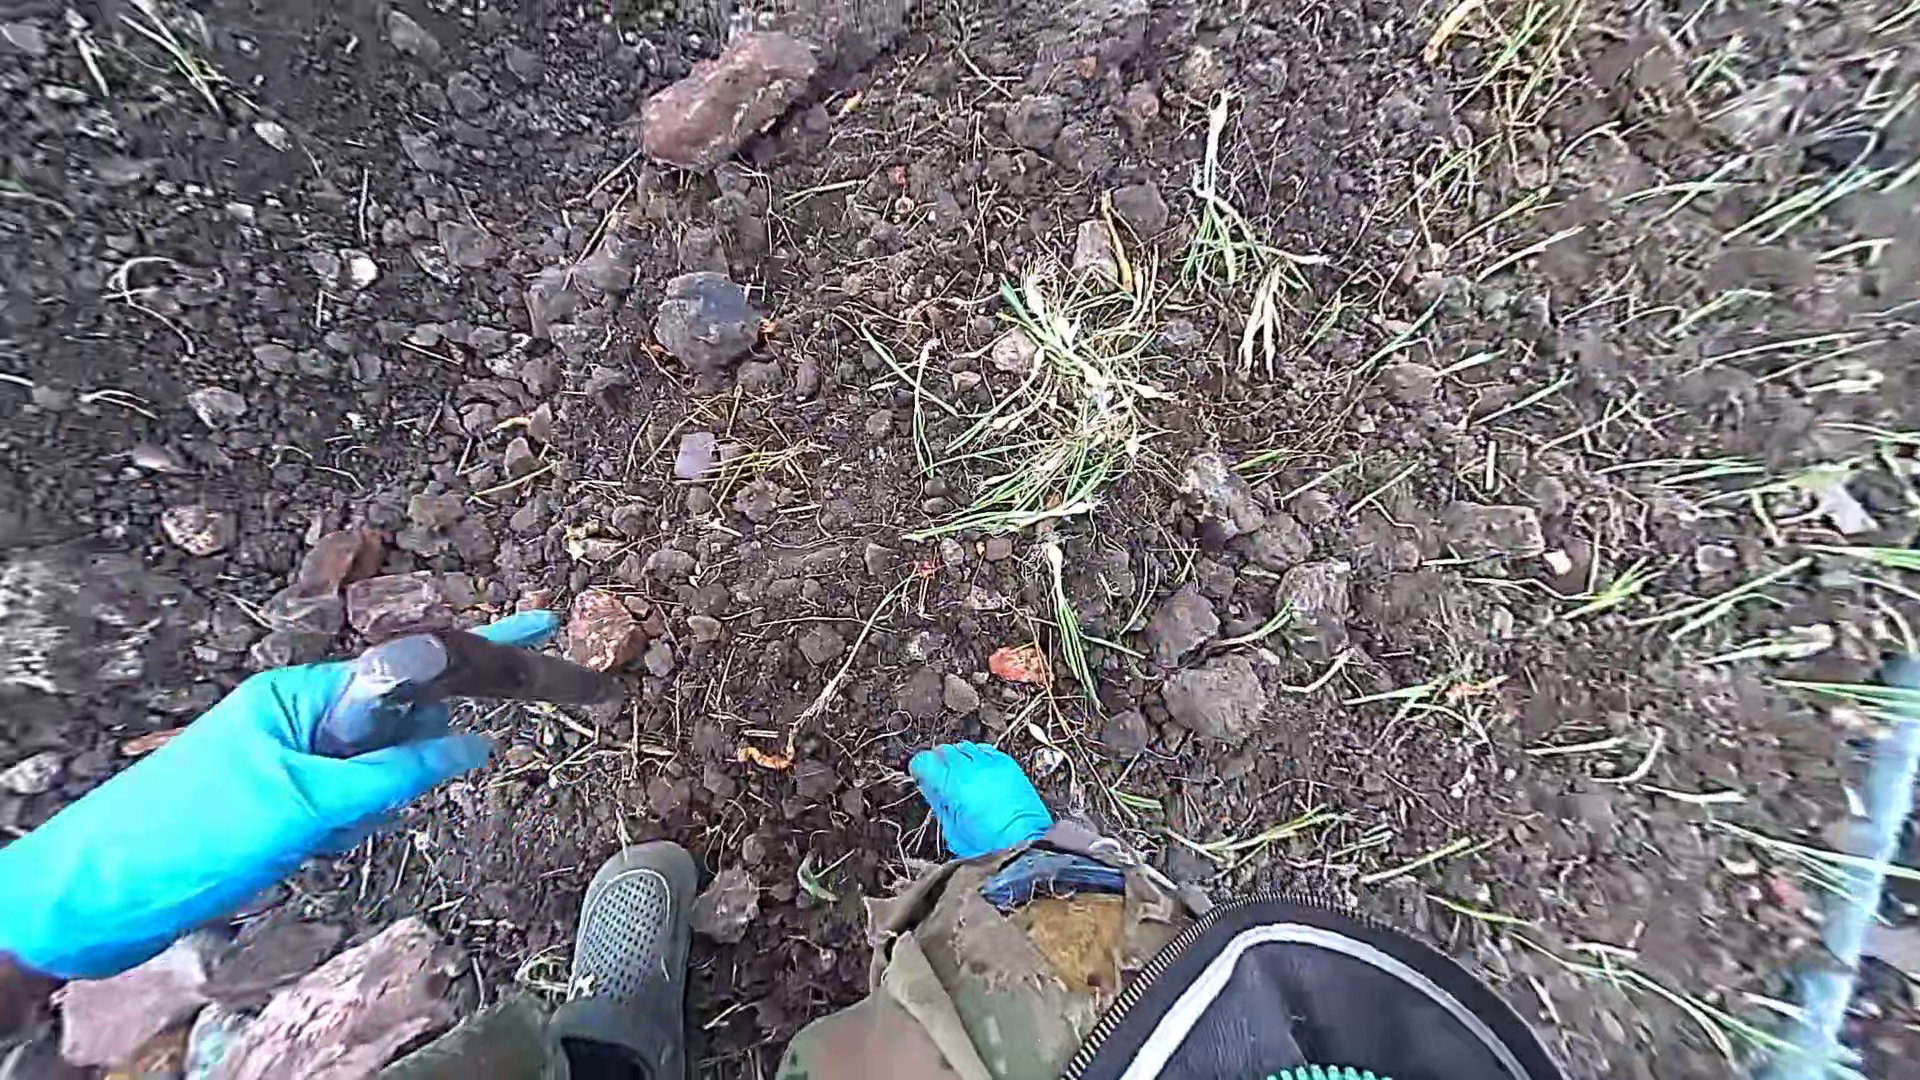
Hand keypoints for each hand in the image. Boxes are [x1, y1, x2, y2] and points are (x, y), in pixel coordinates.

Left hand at [0, 611, 557, 978]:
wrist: (73, 913)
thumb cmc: (189, 837)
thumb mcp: (307, 803)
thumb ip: (402, 771)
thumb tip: (479, 745)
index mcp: (308, 692)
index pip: (415, 661)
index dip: (484, 646)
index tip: (545, 625)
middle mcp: (312, 711)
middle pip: (411, 719)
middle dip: (408, 761)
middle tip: (363, 803)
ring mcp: (305, 749)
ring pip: (391, 762)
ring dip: (372, 802)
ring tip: (318, 834)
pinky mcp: (298, 787)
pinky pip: (363, 792)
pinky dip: (352, 820)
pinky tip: (312, 843)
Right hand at [909, 742, 1052, 858]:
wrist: (1026, 845)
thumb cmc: (990, 846)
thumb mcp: (952, 829)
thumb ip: (938, 801)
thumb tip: (928, 785)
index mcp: (957, 786)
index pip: (926, 761)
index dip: (919, 767)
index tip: (919, 773)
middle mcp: (975, 769)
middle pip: (945, 750)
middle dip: (938, 763)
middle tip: (939, 779)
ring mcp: (993, 764)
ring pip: (965, 747)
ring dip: (958, 758)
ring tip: (960, 778)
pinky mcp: (1008, 764)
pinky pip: (985, 750)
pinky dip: (978, 758)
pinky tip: (978, 774)